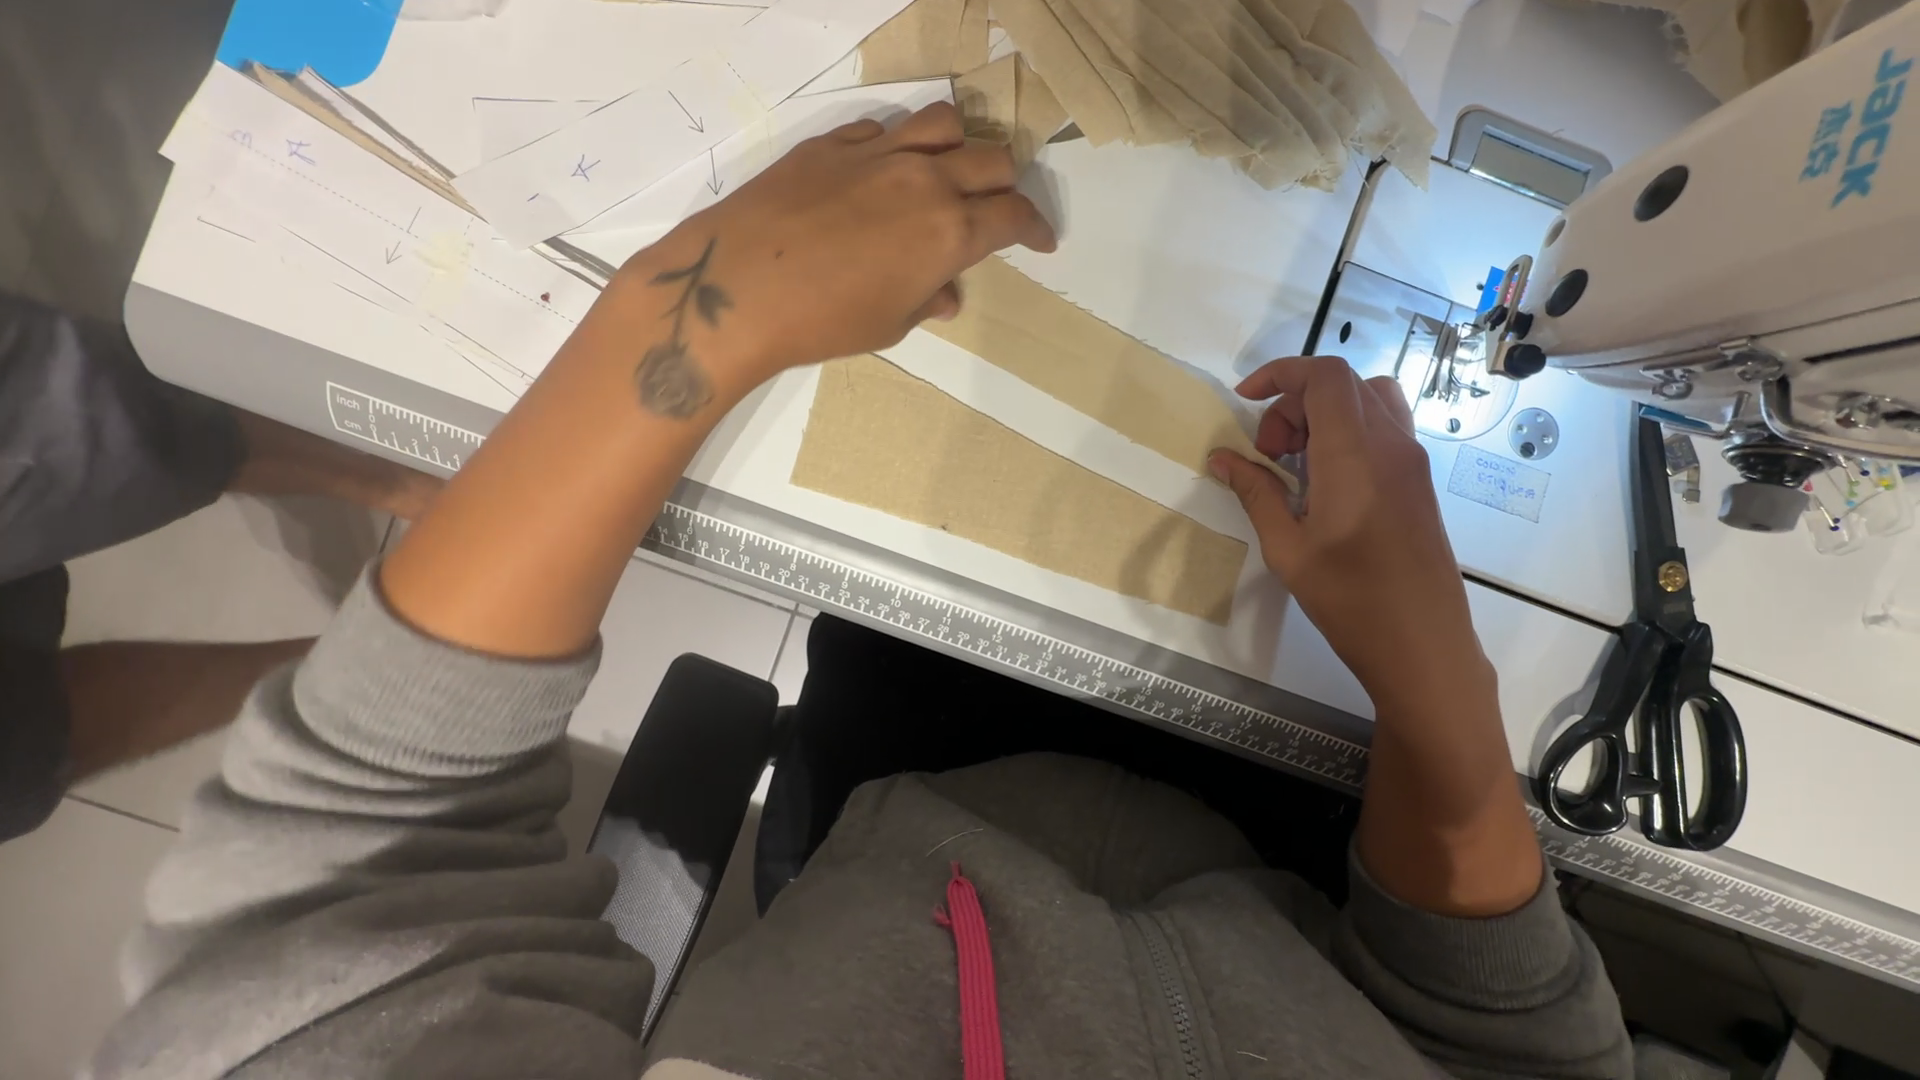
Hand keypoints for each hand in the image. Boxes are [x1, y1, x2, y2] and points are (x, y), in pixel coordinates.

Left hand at [615, 102, 1055, 396]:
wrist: (739, 289)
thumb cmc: (824, 322)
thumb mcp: (889, 324)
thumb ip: (927, 297)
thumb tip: (944, 293)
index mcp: (948, 231)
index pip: (1012, 216)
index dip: (1035, 228)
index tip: (1042, 241)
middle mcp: (924, 180)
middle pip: (990, 162)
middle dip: (1007, 187)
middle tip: (999, 210)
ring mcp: (877, 153)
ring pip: (943, 125)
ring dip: (962, 148)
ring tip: (952, 173)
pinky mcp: (834, 143)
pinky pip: (885, 129)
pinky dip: (903, 146)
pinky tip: (888, 173)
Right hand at [1208, 357, 1490, 710]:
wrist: (1422, 645)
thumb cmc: (1349, 600)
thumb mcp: (1287, 549)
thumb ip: (1256, 493)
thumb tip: (1222, 458)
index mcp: (1356, 457)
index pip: (1325, 377)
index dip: (1280, 373)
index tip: (1244, 400)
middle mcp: (1392, 446)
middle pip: (1342, 384)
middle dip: (1294, 401)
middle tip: (1269, 454)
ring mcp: (1412, 462)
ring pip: (1367, 400)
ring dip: (1324, 413)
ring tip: (1297, 462)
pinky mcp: (1418, 481)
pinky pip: (1383, 427)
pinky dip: (1347, 431)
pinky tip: (1324, 480)